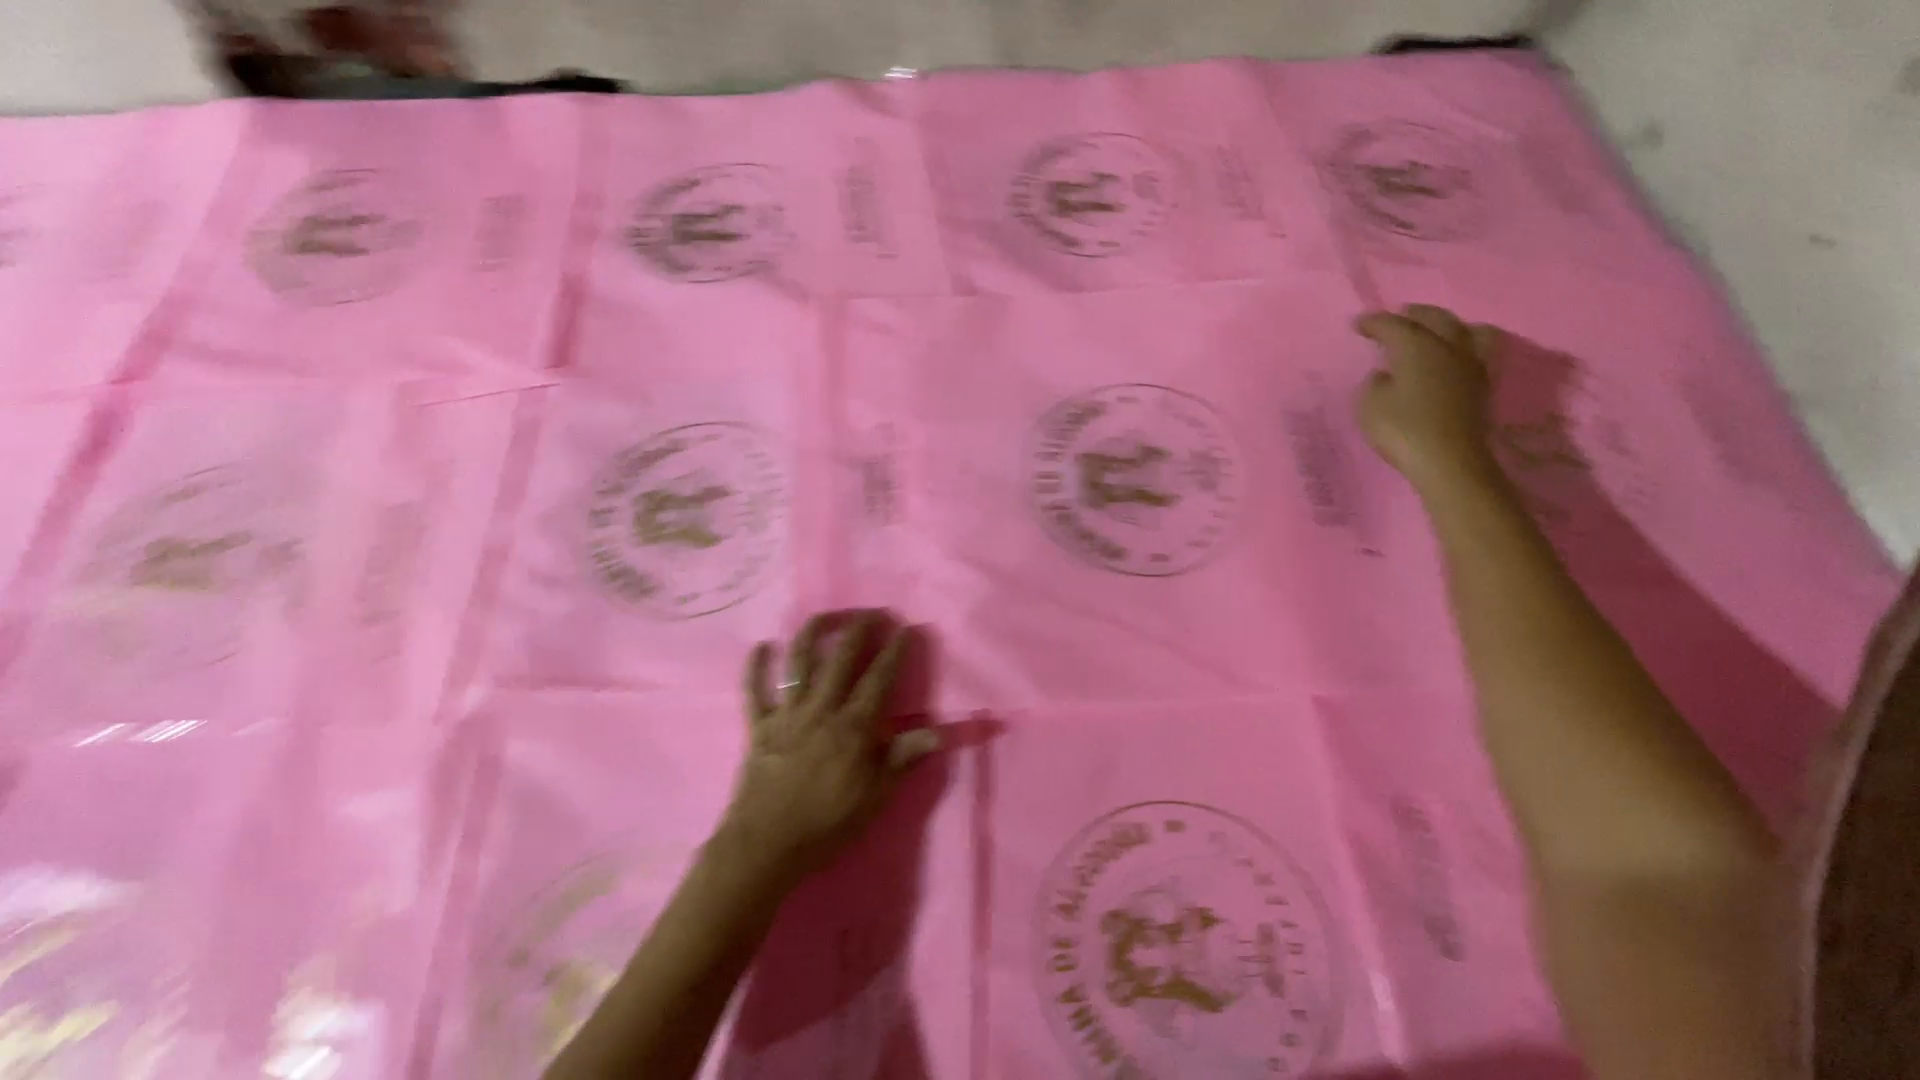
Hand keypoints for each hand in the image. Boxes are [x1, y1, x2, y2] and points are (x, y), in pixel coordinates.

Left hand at [720, 611, 938, 880]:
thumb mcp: (875, 797)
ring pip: (798, 665)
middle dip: (858, 632)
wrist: (767, 844)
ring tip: (824, 616)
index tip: (906, 628)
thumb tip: (937, 731)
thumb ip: (902, 759)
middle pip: (841, 660)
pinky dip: (755, 667)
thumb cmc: (827, 824)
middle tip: (872, 613)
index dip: (894, 652)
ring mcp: (786, 716)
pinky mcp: (758, 727)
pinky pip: (753, 691)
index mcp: (853, 728)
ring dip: (812, 636)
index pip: (879, 679)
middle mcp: (821, 711)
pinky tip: (760, 646)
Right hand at [1355, 304, 1505, 496]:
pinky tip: (1451, 358)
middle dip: (1415, 314)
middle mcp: (1450, 347)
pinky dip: (1462, 347)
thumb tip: (1387, 374)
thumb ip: (1375, 383)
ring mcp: (1472, 366)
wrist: (1450, 463)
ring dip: (1449, 325)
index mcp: (1418, 346)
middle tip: (1399, 316)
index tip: (1358, 324)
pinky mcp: (1483, 387)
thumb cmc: (1403, 430)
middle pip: (1436, 318)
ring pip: (1468, 330)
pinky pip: (1476, 352)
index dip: (1374, 322)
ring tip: (1436, 332)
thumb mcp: (1370, 405)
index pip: (1394, 325)